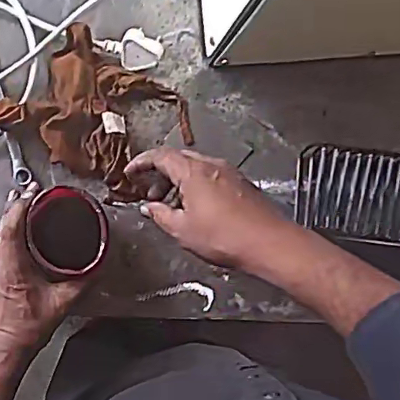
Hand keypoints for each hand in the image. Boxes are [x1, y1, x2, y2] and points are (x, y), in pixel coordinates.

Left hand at [0, 189, 88, 356]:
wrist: (5, 347)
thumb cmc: (26, 328)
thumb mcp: (61, 303)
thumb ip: (82, 283)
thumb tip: (99, 268)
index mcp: (11, 262)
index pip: (13, 222)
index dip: (23, 203)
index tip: (34, 193)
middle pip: (2, 224)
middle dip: (15, 205)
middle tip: (28, 192)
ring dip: (6, 218)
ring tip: (14, 202)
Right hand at [124, 148, 304, 273]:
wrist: (268, 243)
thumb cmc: (225, 237)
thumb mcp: (181, 229)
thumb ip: (160, 215)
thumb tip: (150, 208)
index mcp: (193, 171)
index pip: (160, 156)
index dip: (141, 162)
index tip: (131, 172)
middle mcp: (212, 165)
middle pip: (178, 158)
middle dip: (159, 173)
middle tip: (149, 192)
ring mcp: (229, 173)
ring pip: (195, 168)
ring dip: (178, 181)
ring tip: (170, 205)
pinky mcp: (241, 185)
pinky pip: (211, 177)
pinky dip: (195, 186)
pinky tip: (193, 208)